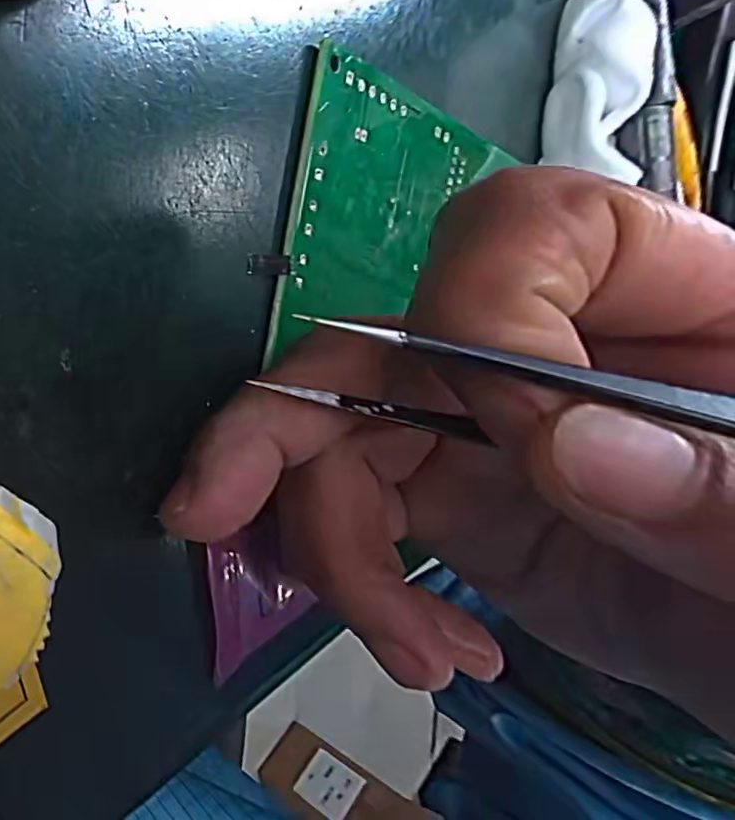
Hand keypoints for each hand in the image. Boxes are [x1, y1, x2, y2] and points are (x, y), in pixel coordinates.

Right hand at [166, 166, 734, 738]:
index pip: (531, 231)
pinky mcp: (443, 496)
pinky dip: (345, 574)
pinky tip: (412, 645)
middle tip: (208, 508)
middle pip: (363, 347)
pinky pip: (342, 504)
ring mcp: (475, 426)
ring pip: (326, 437)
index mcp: (670, 310)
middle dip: (275, 429)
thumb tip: (562, 446)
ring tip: (397, 645)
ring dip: (320, 538)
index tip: (520, 432)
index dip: (477, 303)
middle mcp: (537, 354)